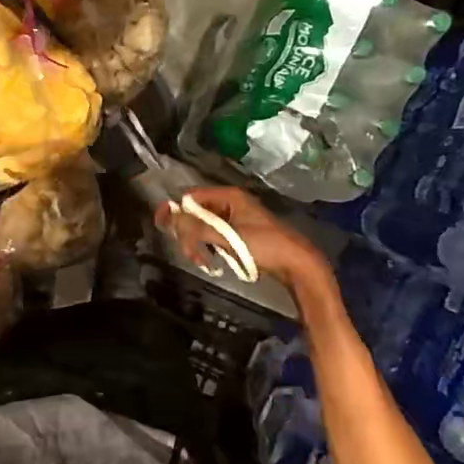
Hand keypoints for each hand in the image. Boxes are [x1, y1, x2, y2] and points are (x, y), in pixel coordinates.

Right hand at [154, 186, 335, 300]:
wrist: (299, 266)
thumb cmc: (265, 246)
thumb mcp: (227, 237)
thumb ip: (195, 227)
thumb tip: (167, 216)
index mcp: (229, 196)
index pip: (191, 197)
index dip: (176, 210)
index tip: (164, 227)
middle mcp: (231, 203)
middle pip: (195, 213)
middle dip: (188, 233)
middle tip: (190, 254)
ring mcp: (236, 219)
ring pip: (203, 227)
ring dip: (197, 244)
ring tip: (203, 262)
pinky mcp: (240, 234)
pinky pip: (214, 236)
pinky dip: (209, 248)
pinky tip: (212, 262)